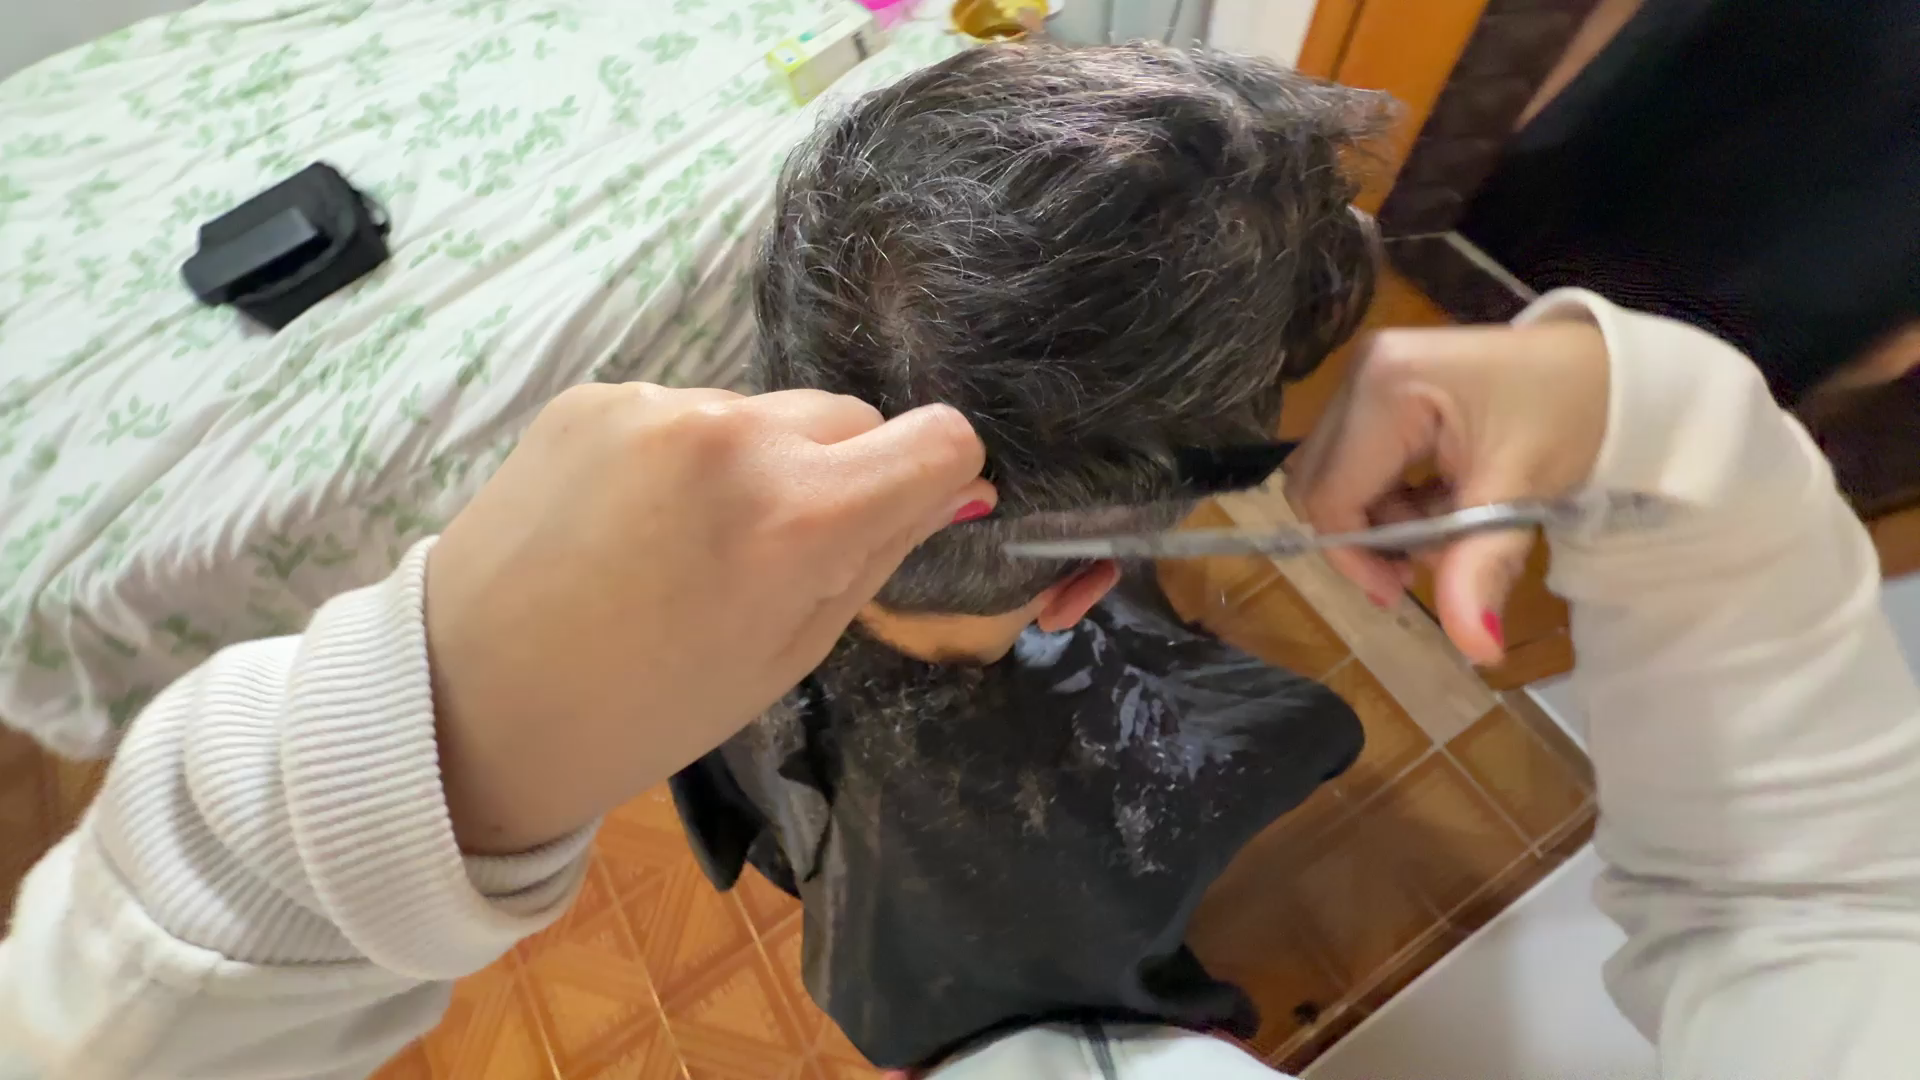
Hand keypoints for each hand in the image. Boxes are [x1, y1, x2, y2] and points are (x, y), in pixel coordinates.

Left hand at [425, 384, 989, 852]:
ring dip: (771, 462)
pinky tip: (643, 514)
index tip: (912, 507)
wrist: (466, 705)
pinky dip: (700, 455)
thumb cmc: (654, 710)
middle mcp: (733, 433)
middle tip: (786, 546)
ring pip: (776, 413)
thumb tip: (961, 488)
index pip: (938, 439)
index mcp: (795, 518)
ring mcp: (657, 402)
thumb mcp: (795, 649)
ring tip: (699, 535)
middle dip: (849, 472)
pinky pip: (699, 411)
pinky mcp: (597, 392)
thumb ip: (884, 551)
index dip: (944, 473)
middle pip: (855, 416)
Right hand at [1286, 318, 1610, 664]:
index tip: (1396, 593)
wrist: (1616, 367)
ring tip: (1438, 532)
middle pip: (1317, 484)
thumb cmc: (1578, 415)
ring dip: (1373, 519)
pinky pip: (1348, 460)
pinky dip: (1381, 497)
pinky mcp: (1369, 388)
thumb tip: (1476, 650)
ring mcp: (1359, 377)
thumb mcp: (1524, 491)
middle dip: (1361, 536)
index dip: (1352, 553)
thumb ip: (1484, 567)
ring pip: (1328, 476)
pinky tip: (1429, 504)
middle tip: (1415, 566)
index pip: (1330, 493)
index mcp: (1386, 388)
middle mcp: (1356, 375)